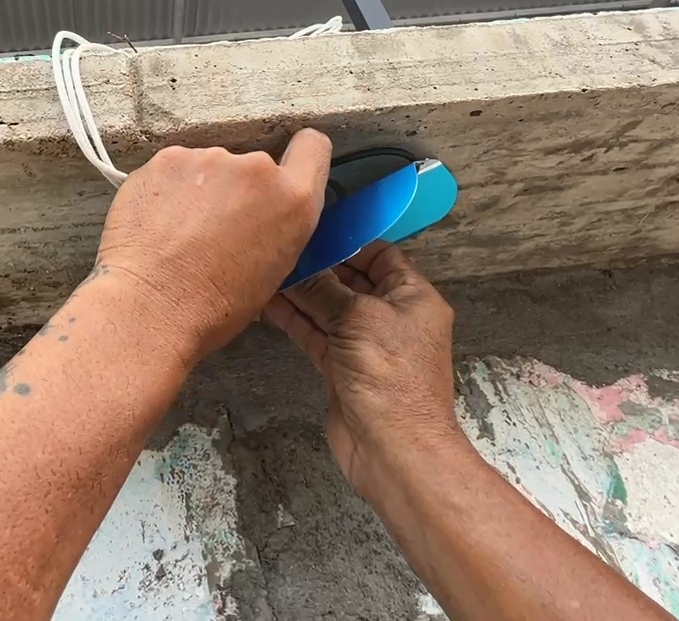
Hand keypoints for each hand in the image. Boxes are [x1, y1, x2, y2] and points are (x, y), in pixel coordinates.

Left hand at [91, 129, 331, 365]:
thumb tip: (262, 215)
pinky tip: (158, 221)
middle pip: (252, 165)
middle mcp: (256, 168)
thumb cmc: (213, 305)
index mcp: (292, 199)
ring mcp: (209, 158)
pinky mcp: (167, 158)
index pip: (312, 147)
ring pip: (210, 167)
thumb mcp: (274, 271)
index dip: (298, 156)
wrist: (151, 304)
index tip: (281, 172)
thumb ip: (278, 224)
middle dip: (238, 188)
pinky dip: (168, 188)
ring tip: (180, 229)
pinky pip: (175, 168)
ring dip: (202, 187)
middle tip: (216, 227)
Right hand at [265, 243, 469, 492]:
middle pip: (349, 279)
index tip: (311, 228)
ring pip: (328, 306)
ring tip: (266, 268)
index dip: (348, 240)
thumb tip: (297, 264)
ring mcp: (364, 342)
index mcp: (412, 296)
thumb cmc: (390, 375)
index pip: (380, 254)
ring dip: (300, 291)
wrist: (394, 451)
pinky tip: (267, 300)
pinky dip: (294, 317)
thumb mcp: (358, 318)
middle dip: (317, 265)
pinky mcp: (341, 366)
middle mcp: (390, 315)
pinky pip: (315, 332)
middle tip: (280, 245)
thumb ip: (324, 288)